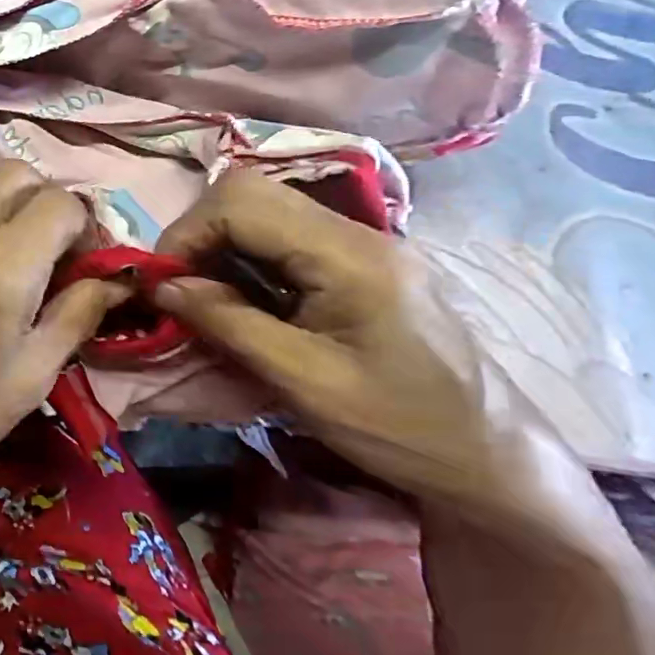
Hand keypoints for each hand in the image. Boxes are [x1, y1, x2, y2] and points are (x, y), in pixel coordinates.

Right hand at [149, 170, 566, 516]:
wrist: (495, 462)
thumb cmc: (400, 428)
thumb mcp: (302, 381)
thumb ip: (226, 323)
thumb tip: (159, 286)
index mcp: (349, 256)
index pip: (240, 202)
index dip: (186, 235)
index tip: (165, 285)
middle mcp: (357, 233)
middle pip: (248, 191)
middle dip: (197, 233)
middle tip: (181, 287)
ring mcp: (362, 243)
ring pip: (261, 207)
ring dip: (217, 243)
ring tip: (205, 295)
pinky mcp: (358, 262)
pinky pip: (281, 233)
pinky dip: (242, 255)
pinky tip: (241, 297)